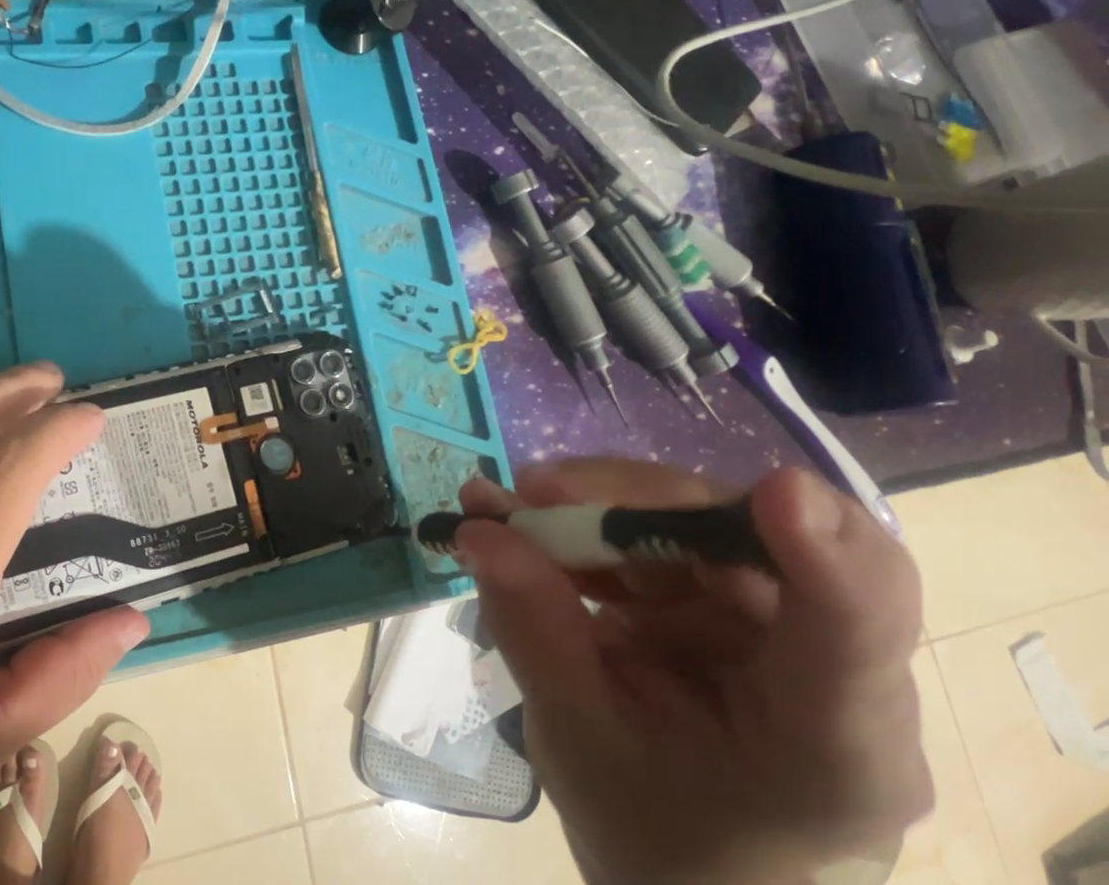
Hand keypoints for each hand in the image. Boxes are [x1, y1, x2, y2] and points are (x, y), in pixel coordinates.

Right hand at [454, 460, 929, 884]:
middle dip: (644, 506)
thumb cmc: (646, 828)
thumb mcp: (576, 739)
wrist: (681, 866)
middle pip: (763, 551)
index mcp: (833, 741)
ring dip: (605, 508)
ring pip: (711, 527)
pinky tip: (534, 525)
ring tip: (510, 508)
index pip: (859, 629)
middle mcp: (834, 665)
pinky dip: (598, 527)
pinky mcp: (744, 601)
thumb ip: (533, 629)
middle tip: (534, 492)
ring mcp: (789, 624)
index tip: (777, 491)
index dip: (827, 552)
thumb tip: (478, 529)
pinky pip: (674, 539)